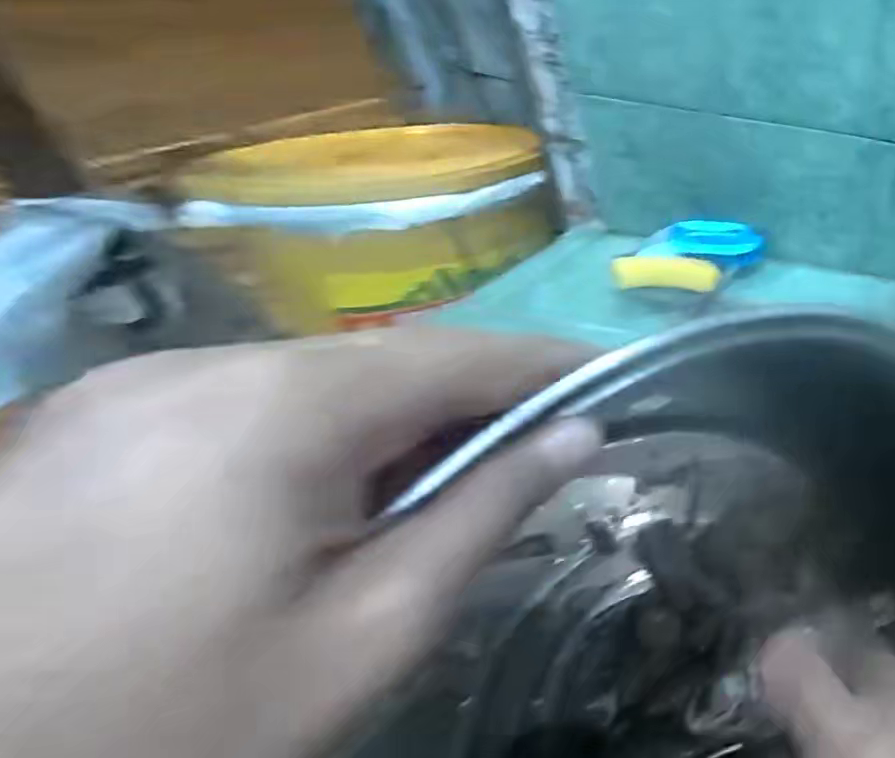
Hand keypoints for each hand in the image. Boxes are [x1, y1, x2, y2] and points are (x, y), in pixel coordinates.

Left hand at [0, 328, 600, 757]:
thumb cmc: (174, 726)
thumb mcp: (371, 628)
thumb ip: (491, 509)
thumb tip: (582, 432)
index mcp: (277, 407)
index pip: (464, 355)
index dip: (553, 363)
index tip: (617, 377)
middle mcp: (204, 367)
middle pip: (399, 355)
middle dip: (487, 387)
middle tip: (554, 427)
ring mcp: (136, 389)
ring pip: (334, 371)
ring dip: (415, 406)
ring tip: (463, 460)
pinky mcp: (97, 421)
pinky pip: (267, 395)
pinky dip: (341, 422)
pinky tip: (357, 475)